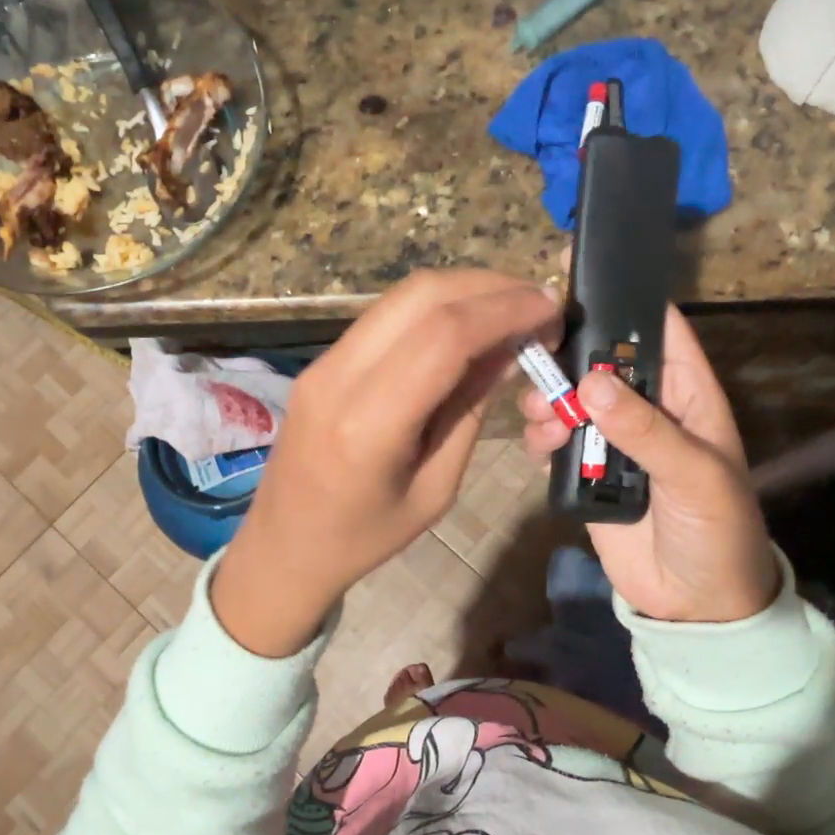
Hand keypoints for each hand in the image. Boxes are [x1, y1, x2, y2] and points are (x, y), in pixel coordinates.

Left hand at [213, 269, 561, 656]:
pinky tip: (467, 325)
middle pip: (421, 296)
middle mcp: (339, 378)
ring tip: (511, 309)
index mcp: (369, 426)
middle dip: (489, 286)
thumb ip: (470, 412)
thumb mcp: (435, 489)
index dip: (504, 310)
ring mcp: (323, 363)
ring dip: (463, 291)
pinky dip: (434, 308)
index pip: (444, 337)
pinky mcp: (321, 361)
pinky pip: (385, 316)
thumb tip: (510, 349)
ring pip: (401, 297)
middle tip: (537, 303)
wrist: (284, 547)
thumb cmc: (366, 537)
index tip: (551, 308)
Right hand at [520, 306, 777, 623]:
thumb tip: (591, 382)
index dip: (624, 300)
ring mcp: (611, 441)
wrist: (696, 604)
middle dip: (567, 352)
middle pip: (599, 360)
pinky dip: (541, 437)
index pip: (657, 331)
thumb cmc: (717, 530)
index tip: (578, 274)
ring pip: (569, 399)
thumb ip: (646, 429)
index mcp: (686, 394)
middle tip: (535, 350)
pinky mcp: (584, 475)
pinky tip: (540, 446)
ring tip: (543, 418)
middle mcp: (645, 409)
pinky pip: (555, 442)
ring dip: (548, 399)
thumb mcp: (694, 475)